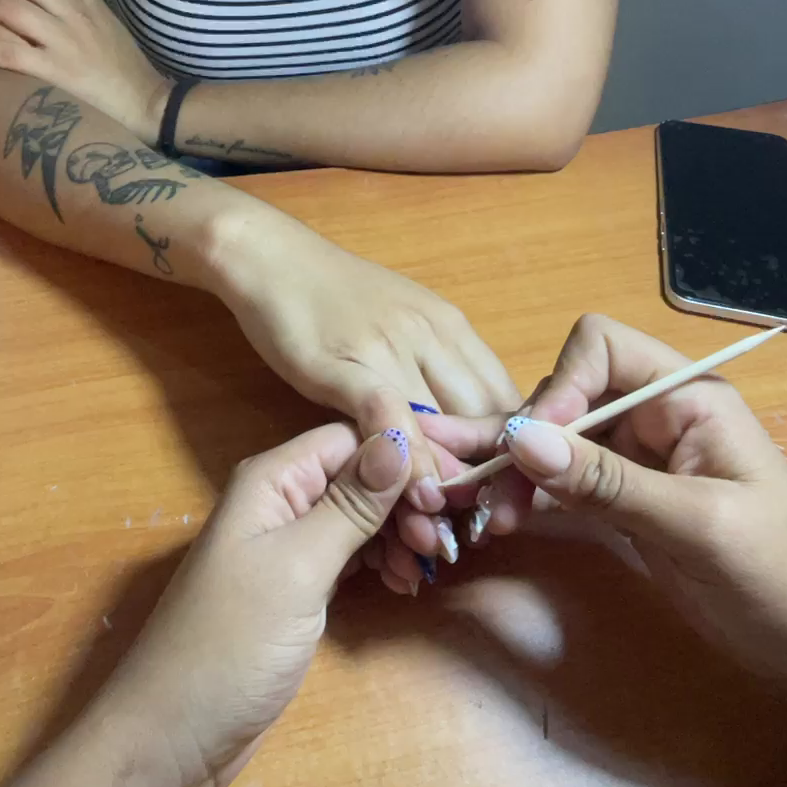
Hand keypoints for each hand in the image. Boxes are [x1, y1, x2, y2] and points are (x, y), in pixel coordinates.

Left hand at [16, 417, 414, 786]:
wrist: (176, 733)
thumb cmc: (230, 642)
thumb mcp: (298, 568)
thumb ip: (350, 504)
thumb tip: (396, 438)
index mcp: (273, 478)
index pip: (350, 437)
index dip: (400, 454)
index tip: (444, 491)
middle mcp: (282, 498)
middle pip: (359, 474)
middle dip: (403, 499)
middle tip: (437, 539)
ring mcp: (290, 541)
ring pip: (360, 514)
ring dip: (397, 532)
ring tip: (422, 565)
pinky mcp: (300, 581)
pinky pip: (351, 551)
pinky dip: (381, 560)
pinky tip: (402, 582)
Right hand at [210, 210, 521, 593]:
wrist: (272, 257)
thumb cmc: (333, 293)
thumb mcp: (397, 327)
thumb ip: (429, 370)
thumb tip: (456, 426)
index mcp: (451, 328)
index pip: (506, 397)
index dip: (513, 452)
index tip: (508, 495)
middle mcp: (433, 336)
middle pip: (487, 415)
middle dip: (493, 475)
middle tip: (487, 525)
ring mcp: (391, 348)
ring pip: (446, 423)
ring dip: (455, 480)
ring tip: (456, 529)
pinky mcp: (345, 363)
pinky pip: (390, 415)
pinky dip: (409, 458)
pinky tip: (413, 493)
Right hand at [418, 315, 786, 684]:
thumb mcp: (698, 525)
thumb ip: (607, 480)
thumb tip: (518, 437)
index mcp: (685, 396)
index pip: (600, 350)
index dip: (559, 385)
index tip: (531, 441)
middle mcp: (651, 415)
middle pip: (564, 396)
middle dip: (519, 435)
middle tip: (473, 482)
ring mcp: (633, 459)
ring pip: (552, 441)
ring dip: (512, 469)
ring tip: (473, 505)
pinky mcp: (619, 500)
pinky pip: (560, 483)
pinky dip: (527, 496)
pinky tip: (500, 518)